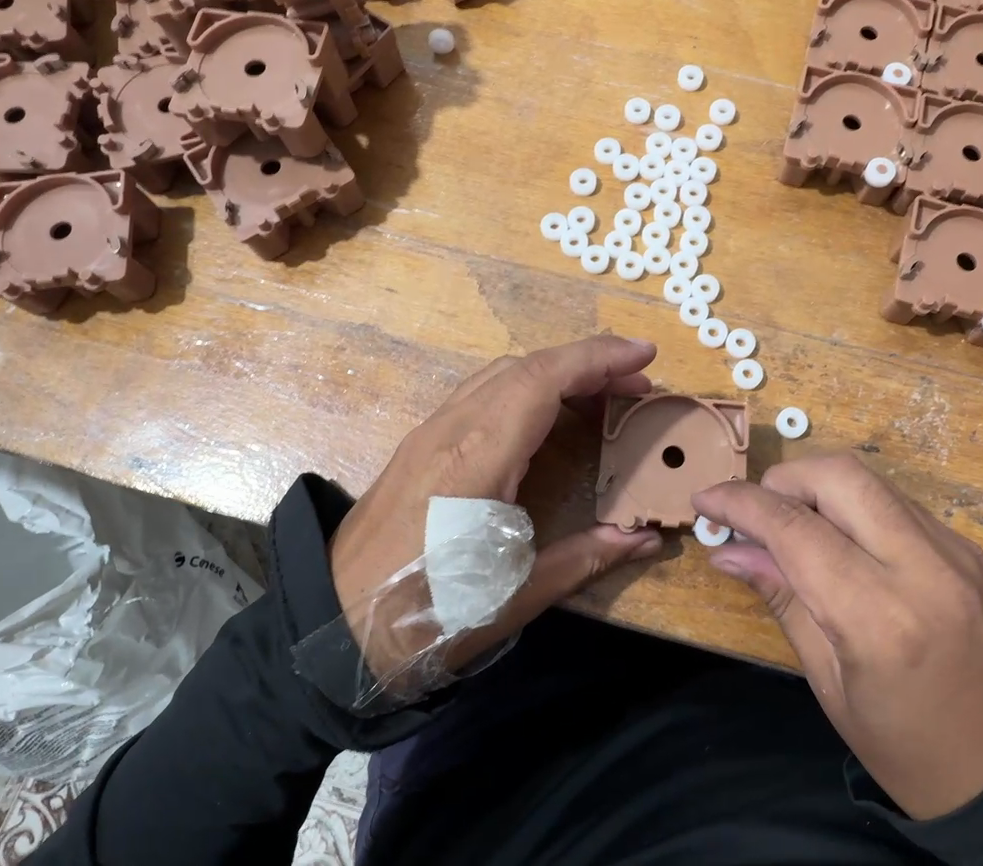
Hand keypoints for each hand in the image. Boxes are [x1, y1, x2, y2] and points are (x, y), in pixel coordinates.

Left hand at [331, 335, 664, 694]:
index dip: (598, 358)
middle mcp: (450, 430)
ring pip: (498, 377)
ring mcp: (428, 433)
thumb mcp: (516, 594)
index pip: (542, 379)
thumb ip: (587, 557)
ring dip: (554, 375)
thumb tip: (646, 538)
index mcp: (477, 458)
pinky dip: (524, 391)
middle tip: (637, 385)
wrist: (336, 629)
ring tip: (602, 400)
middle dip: (587, 365)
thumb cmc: (429, 613)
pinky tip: (546, 421)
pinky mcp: (418, 447)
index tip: (646, 354)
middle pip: (524, 368)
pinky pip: (479, 396)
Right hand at [693, 455, 982, 819]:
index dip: (740, 504)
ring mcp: (956, 554)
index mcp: (879, 617)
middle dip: (784, 479)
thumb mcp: (830, 686)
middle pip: (839, 476)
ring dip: (820, 489)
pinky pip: (901, 507)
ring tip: (792, 527)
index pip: (794, 529)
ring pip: (872, 483)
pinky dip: (858, 509)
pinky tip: (843, 544)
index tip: (704, 499)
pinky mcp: (972, 553)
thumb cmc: (907, 750)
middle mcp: (923, 568)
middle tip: (755, 512)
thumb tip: (729, 550)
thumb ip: (783, 599)